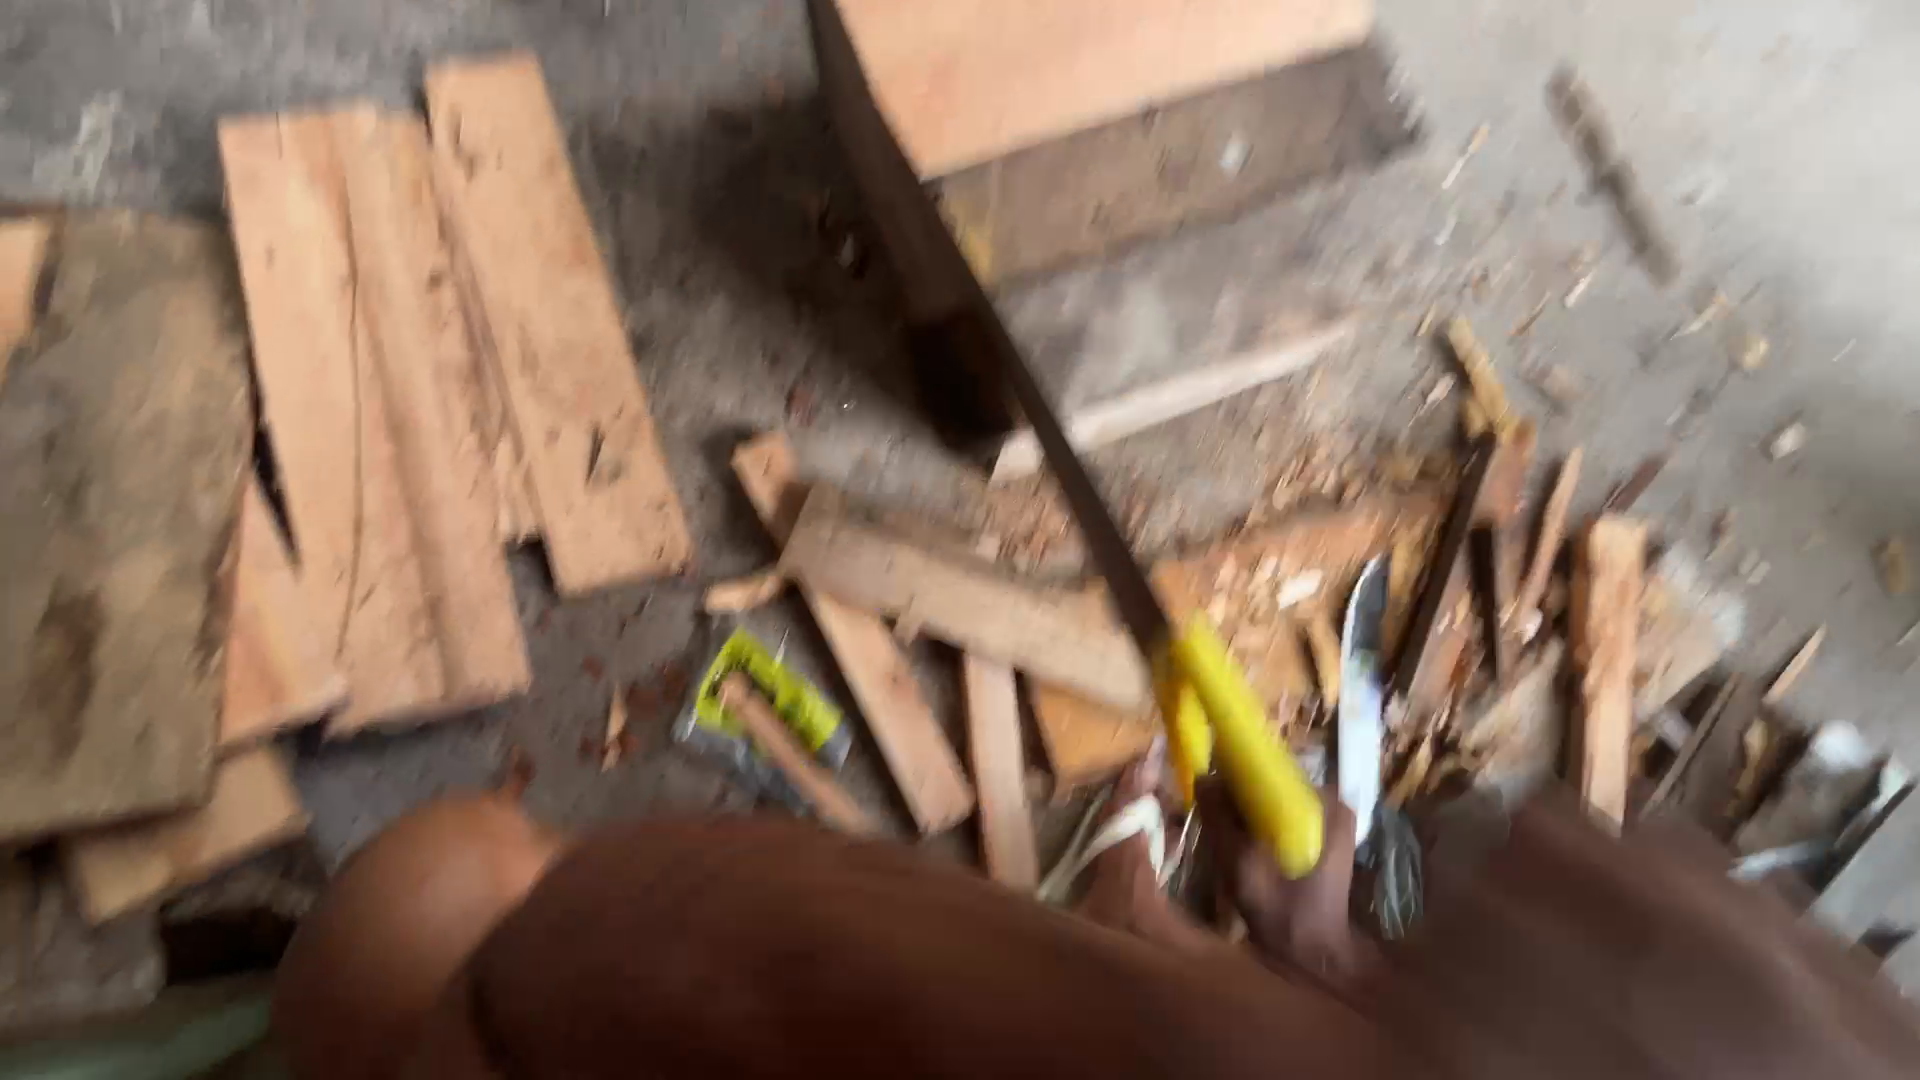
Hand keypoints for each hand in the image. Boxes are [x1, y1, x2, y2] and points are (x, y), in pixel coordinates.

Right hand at [1196, 779, 1368, 987]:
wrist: (1316, 957)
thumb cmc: (1281, 912)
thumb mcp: (1239, 863)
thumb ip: (1219, 817)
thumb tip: (1202, 776)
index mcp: (1323, 803)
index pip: (1269, 769)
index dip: (1235, 777)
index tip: (1212, 795)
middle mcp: (1333, 804)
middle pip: (1272, 783)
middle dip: (1242, 796)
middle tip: (1219, 820)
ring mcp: (1334, 820)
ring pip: (1276, 799)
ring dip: (1250, 812)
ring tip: (1232, 836)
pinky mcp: (1329, 837)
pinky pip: (1285, 814)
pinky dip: (1263, 824)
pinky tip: (1250, 847)